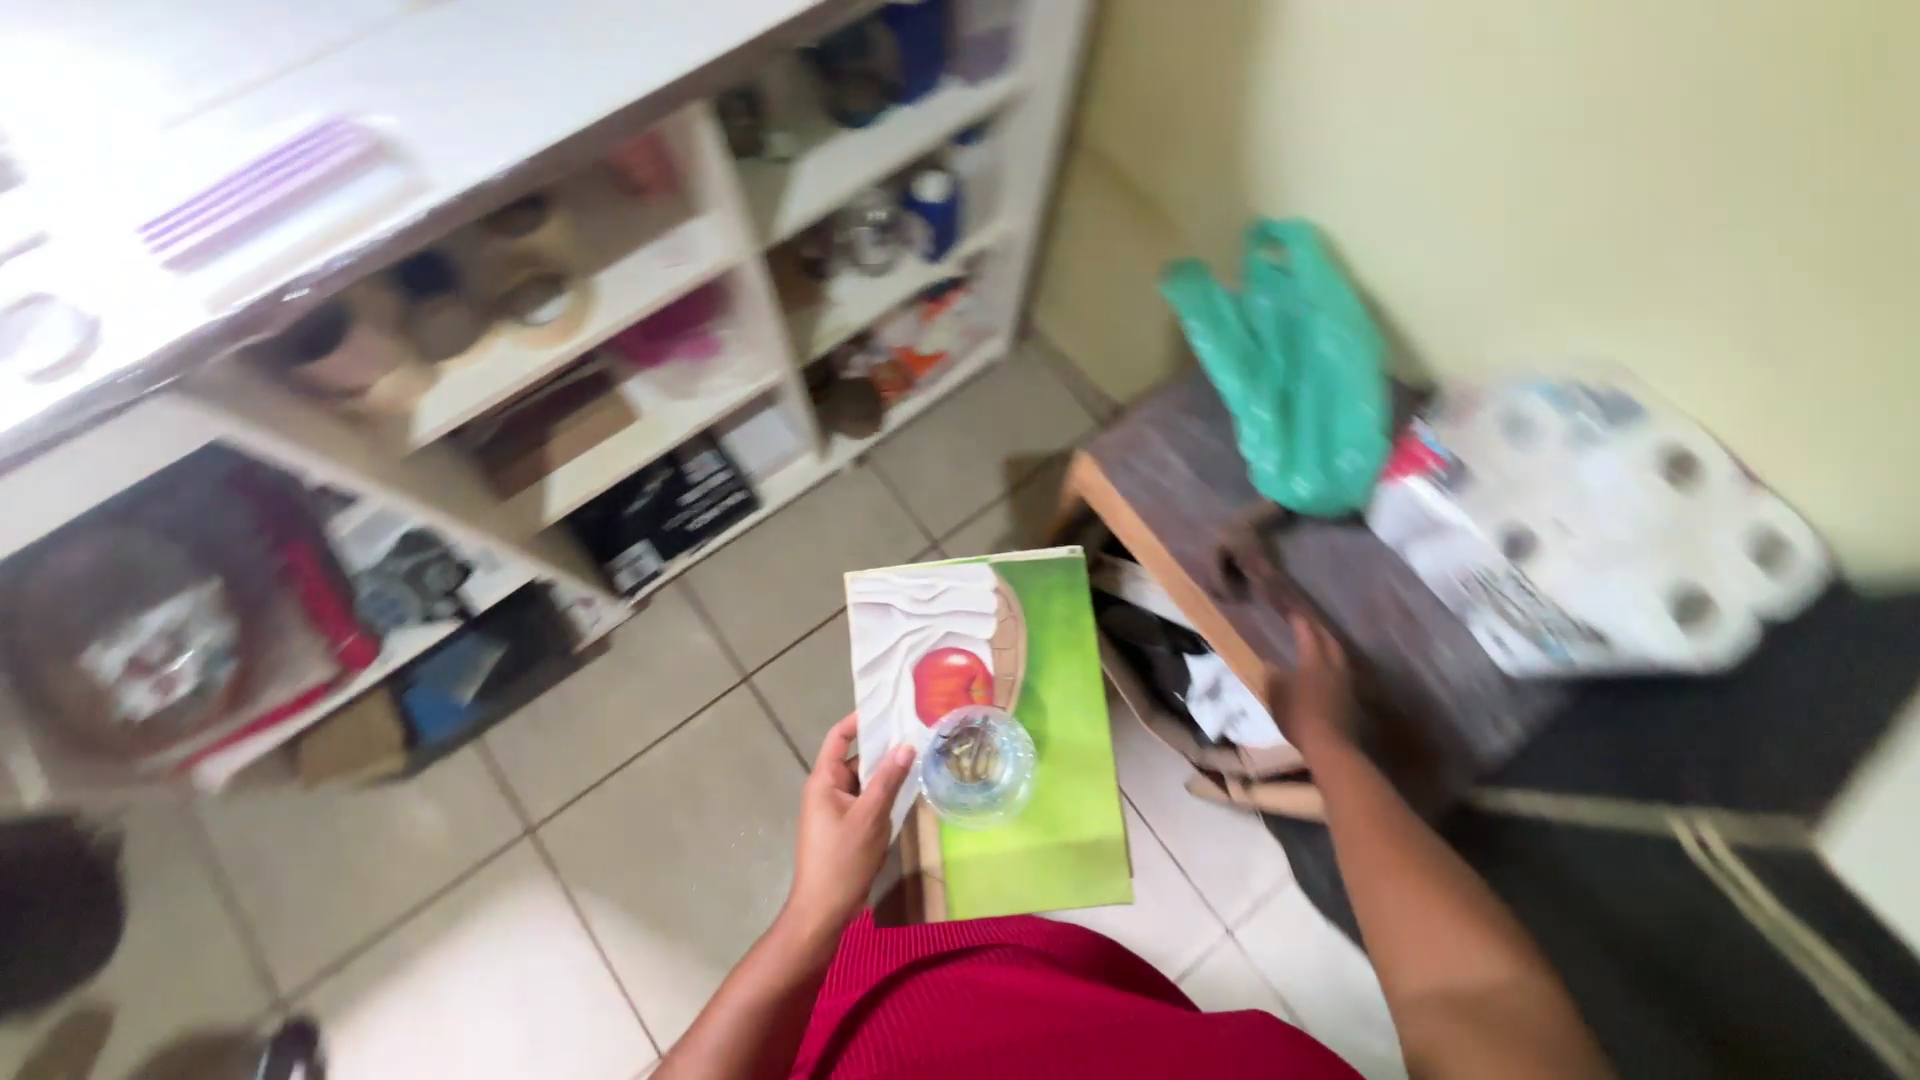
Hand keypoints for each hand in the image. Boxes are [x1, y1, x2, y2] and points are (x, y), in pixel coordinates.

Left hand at [786, 713, 915, 935]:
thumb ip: (888, 780)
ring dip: (886, 773)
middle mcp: (826, 790)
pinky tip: (908, 791)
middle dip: (882, 747)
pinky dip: (883, 794)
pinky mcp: (846, 827)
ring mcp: (835, 810)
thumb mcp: (869, 817)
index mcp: (823, 781)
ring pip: (863, 781)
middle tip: (914, 732)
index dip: (858, 721)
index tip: (886, 709)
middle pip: (854, 758)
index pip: (838, 738)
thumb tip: (906, 745)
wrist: (823, 911)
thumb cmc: (842, 860)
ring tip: (918, 757)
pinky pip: (865, 801)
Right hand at [1272, 613, 1355, 754]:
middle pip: (1328, 639)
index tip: (1290, 610)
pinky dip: (1331, 661)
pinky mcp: (1349, 696)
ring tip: (1317, 641)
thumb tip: (1271, 665)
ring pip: (1338, 654)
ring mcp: (1344, 681)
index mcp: (1313, 660)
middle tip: (1306, 621)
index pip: (1307, 632)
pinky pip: (1340, 669)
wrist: (1330, 747)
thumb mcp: (1276, 697)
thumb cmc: (1298, 717)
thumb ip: (1273, 678)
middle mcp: (1333, 665)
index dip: (1298, 620)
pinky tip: (1324, 668)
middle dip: (1317, 628)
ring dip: (1328, 644)